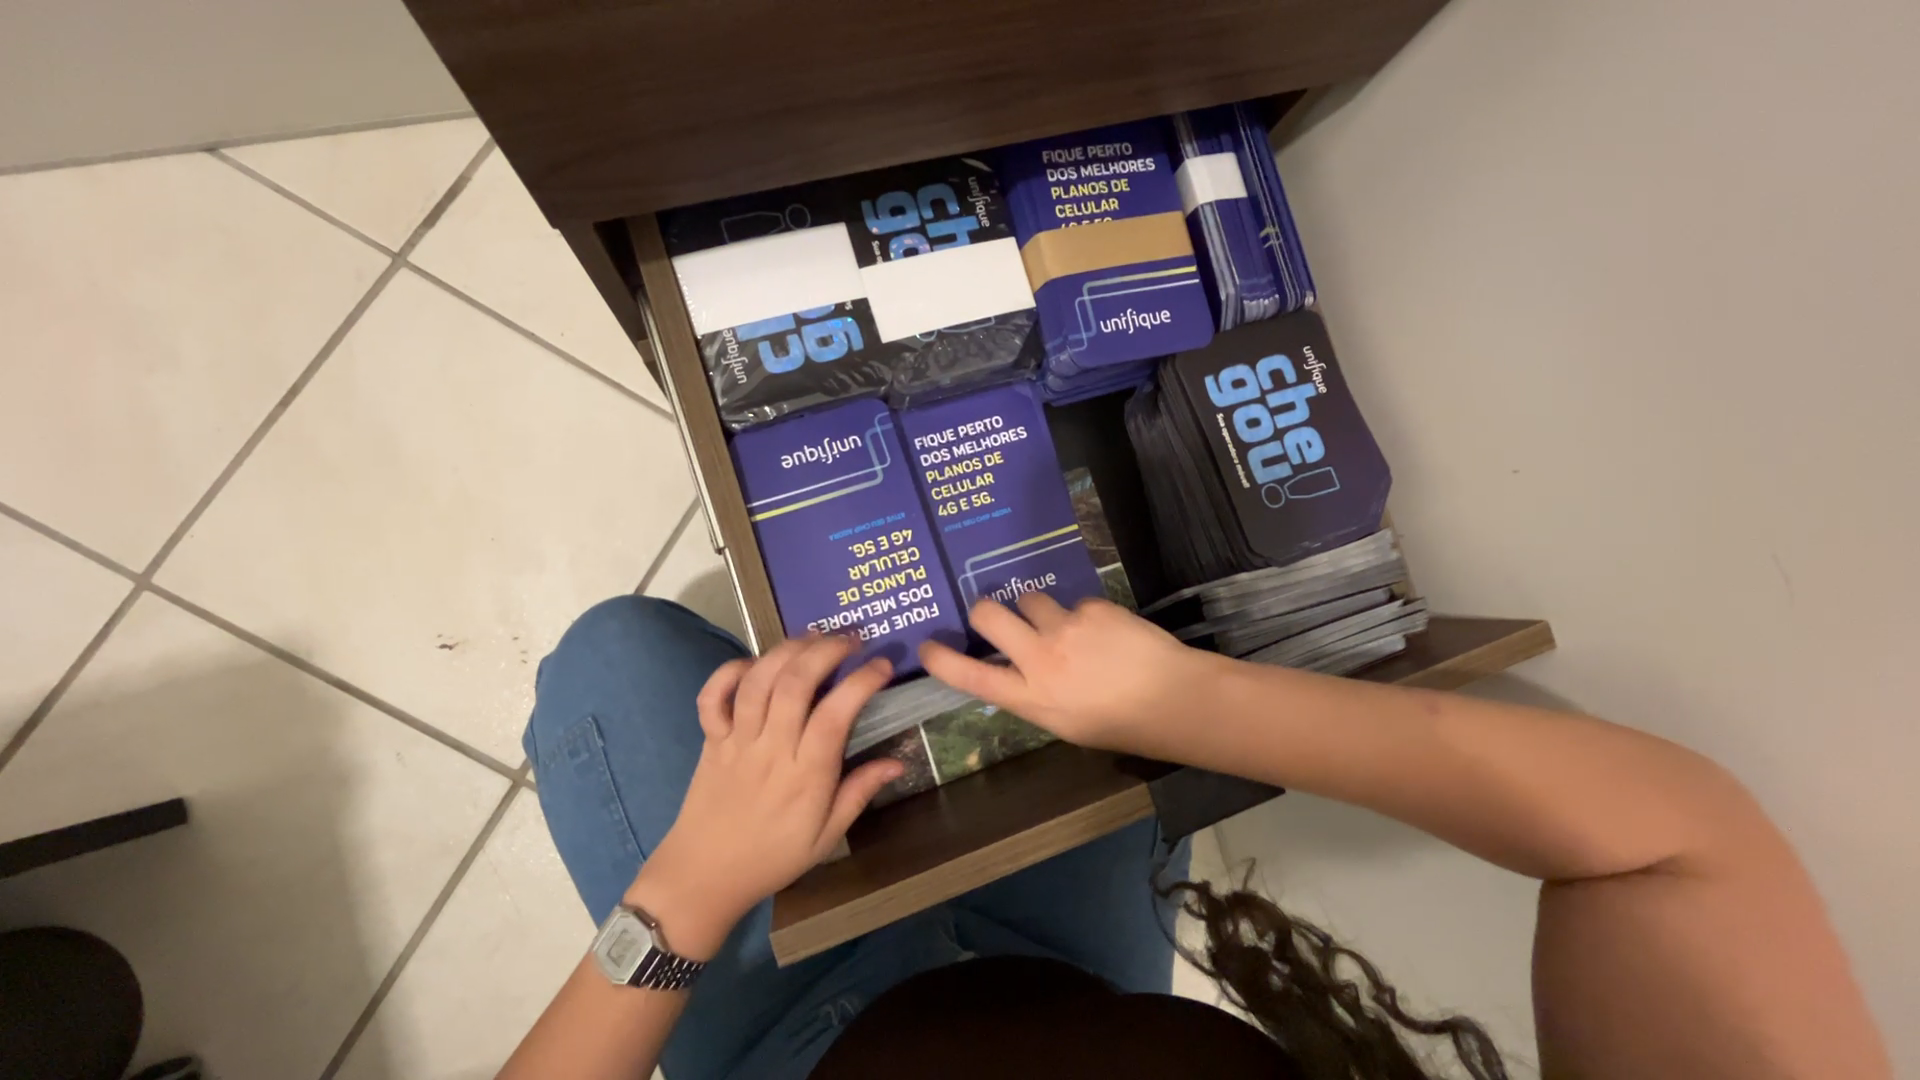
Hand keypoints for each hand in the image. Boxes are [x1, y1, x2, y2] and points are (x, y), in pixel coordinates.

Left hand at [627, 635, 903, 959]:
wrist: (703, 876)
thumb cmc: (772, 858)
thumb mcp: (826, 837)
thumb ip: (859, 793)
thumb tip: (898, 761)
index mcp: (805, 776)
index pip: (835, 715)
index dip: (861, 682)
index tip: (882, 666)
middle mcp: (771, 749)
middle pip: (795, 684)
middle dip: (826, 650)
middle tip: (851, 638)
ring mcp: (736, 741)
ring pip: (758, 681)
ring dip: (787, 650)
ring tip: (813, 636)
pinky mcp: (711, 739)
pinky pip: (713, 696)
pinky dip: (731, 671)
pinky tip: (756, 662)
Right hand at [918, 592, 1216, 759]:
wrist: (1173, 699)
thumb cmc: (1119, 725)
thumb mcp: (1063, 723)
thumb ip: (1033, 694)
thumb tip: (1015, 672)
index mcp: (1030, 697)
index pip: (970, 675)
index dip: (941, 659)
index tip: (927, 646)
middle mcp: (1039, 659)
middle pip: (988, 615)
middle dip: (983, 610)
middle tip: (994, 616)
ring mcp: (1065, 628)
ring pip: (1029, 598)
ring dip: (1036, 608)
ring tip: (1062, 625)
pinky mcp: (1091, 608)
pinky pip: (1072, 602)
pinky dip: (1081, 614)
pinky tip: (1105, 632)